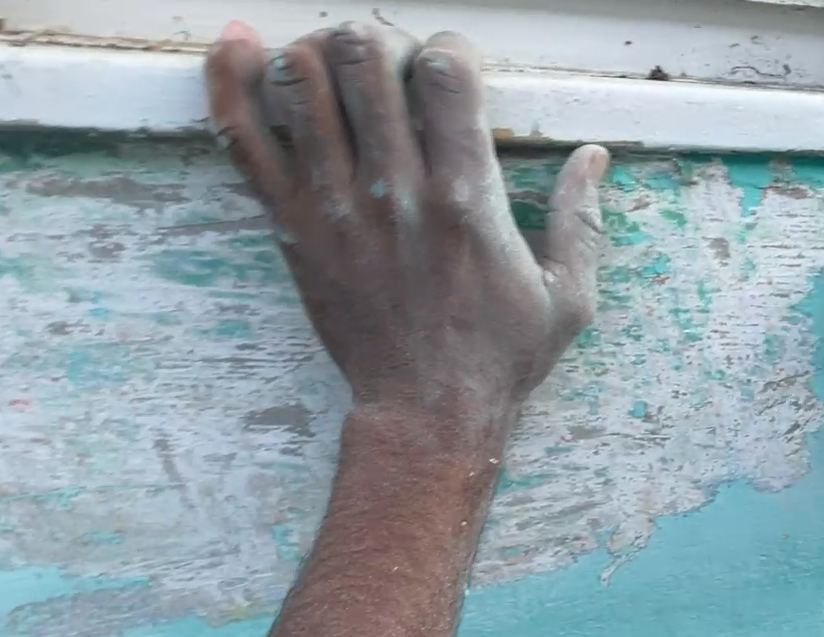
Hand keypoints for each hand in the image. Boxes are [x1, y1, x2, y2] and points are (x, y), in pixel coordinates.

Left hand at [205, 21, 607, 440]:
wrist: (431, 410)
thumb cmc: (504, 357)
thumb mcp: (568, 299)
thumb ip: (580, 223)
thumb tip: (594, 159)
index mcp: (468, 202)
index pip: (445, 76)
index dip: (452, 50)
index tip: (459, 65)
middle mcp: (396, 190)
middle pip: (363, 55)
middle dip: (382, 40)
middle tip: (397, 64)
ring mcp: (334, 205)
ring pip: (300, 77)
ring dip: (320, 51)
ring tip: (343, 69)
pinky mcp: (292, 226)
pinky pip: (239, 131)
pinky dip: (229, 76)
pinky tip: (241, 48)